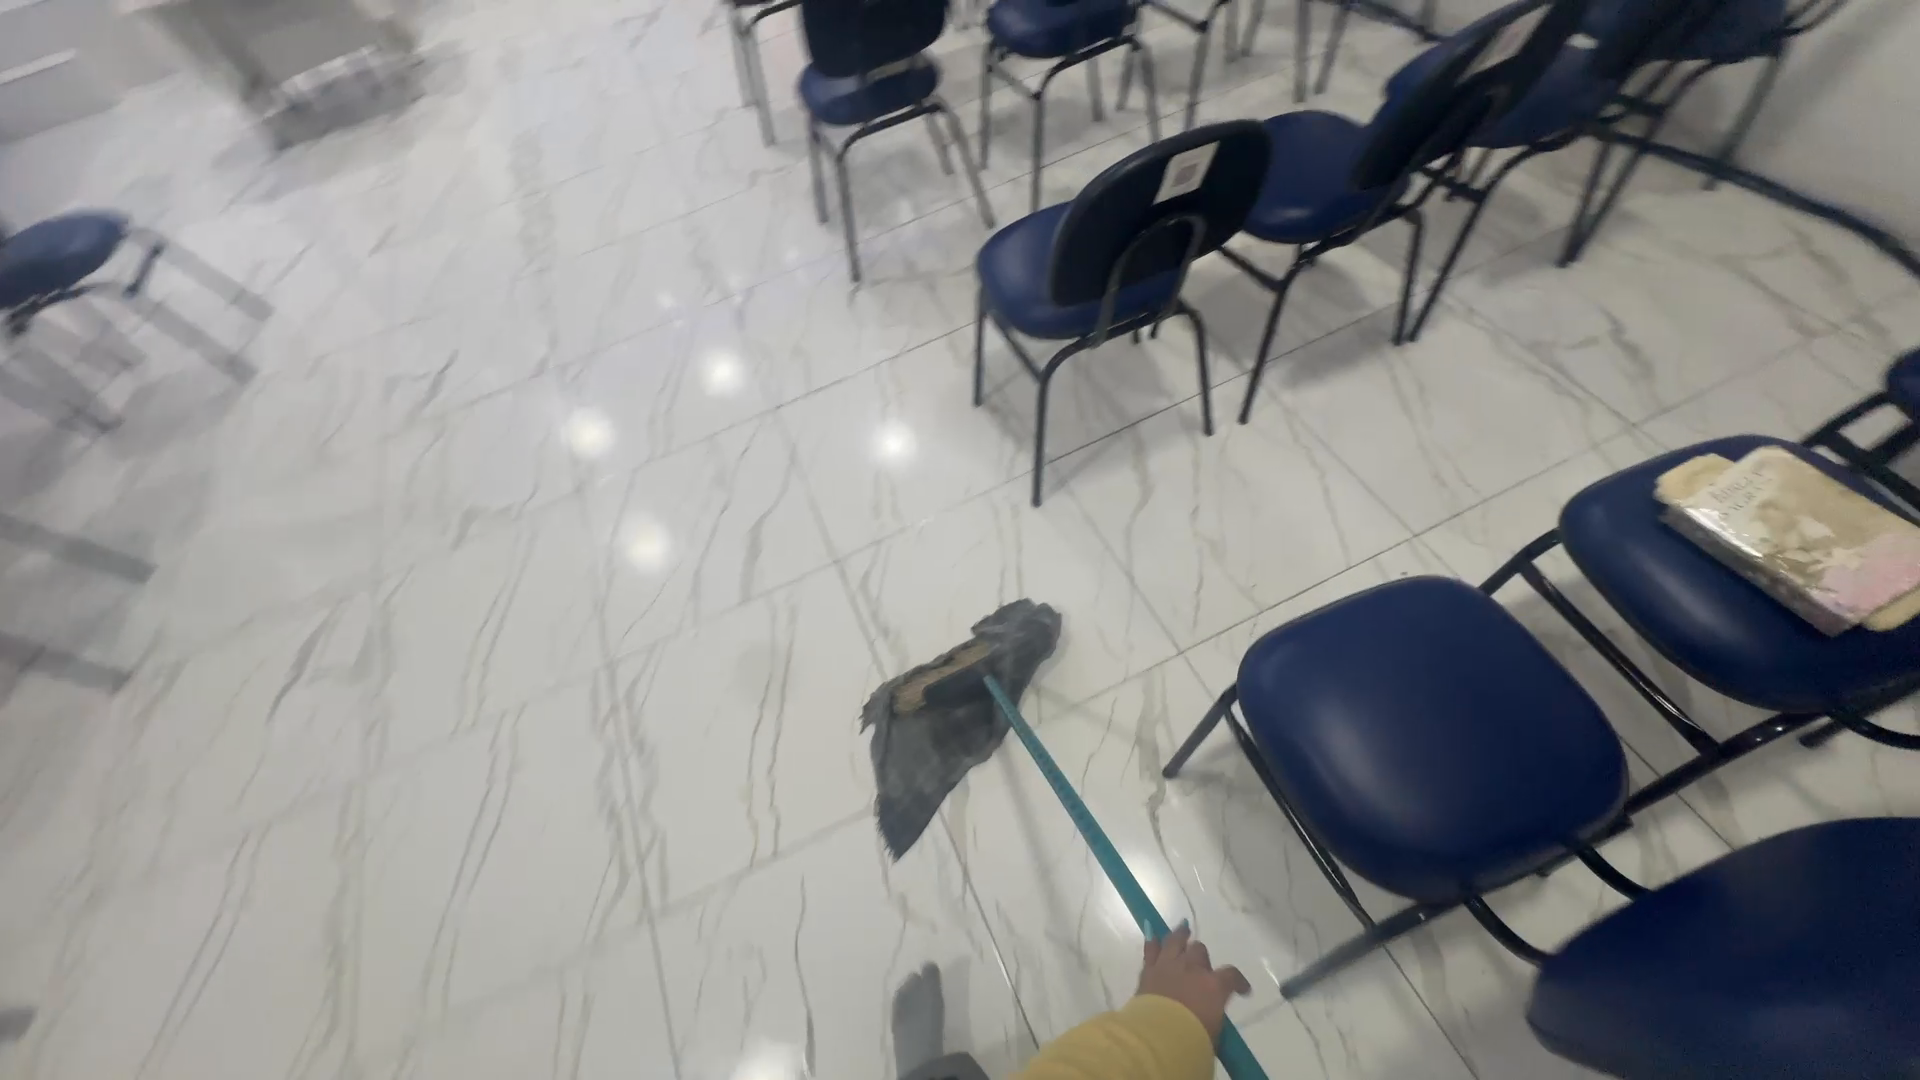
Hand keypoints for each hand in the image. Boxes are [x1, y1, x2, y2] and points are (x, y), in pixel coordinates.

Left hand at [1135, 922, 1251, 1042]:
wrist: (1161, 1035)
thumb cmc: (1192, 1038)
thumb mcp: (1214, 1032)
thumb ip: (1214, 1016)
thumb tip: (1210, 1016)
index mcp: (1213, 985)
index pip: (1231, 975)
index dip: (1239, 981)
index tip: (1242, 989)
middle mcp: (1192, 968)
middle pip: (1199, 951)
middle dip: (1201, 958)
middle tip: (1200, 969)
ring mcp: (1169, 965)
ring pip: (1175, 941)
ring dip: (1180, 935)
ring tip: (1183, 929)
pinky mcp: (1149, 969)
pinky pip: (1150, 949)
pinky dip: (1152, 943)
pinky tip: (1152, 935)